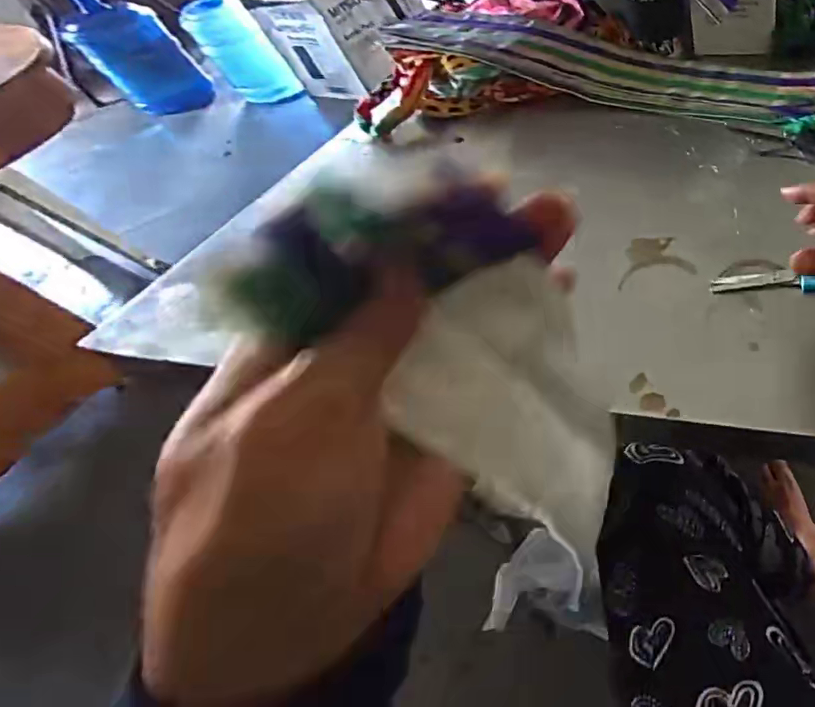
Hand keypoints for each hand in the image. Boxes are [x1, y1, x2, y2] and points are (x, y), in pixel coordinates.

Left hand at [141, 192, 577, 703]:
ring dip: (506, 264)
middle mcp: (356, 339)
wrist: (289, 630)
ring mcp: (407, 374)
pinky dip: (524, 324)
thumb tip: (401, 260)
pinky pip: (491, 360)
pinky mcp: (449, 412)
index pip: (353, 249)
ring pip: (462, 306)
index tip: (456, 185)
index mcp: (297, 329)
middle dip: (470, 230)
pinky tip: (558, 289)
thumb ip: (352, 341)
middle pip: (420, 269)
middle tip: (523, 197)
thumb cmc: (255, 519)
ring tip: (559, 222)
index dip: (406, 213)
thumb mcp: (290, 422)